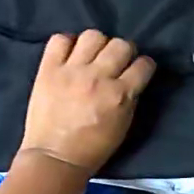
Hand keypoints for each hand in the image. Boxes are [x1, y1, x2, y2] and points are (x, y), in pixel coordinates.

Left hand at [19, 30, 156, 175]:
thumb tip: (132, 78)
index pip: (143, 65)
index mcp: (120, 95)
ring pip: (93, 36)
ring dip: (98, 45)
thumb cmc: (94, 147)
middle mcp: (97, 78)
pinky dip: (68, 44)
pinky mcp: (48, 69)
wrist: (55, 157)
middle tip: (116, 64)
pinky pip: (60, 39)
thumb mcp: (124, 125)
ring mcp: (71, 71)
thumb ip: (130, 98)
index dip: (144, 66)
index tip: (139, 70)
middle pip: (121, 45)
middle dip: (124, 52)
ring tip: (93, 57)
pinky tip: (71, 56)